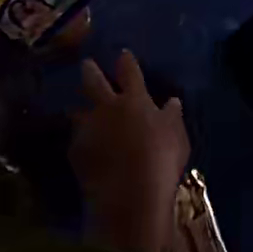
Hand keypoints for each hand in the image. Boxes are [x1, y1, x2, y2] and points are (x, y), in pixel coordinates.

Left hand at [70, 49, 188, 251]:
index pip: (129, 71)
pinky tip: (82, 143)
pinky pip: (76, 139)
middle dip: (90, 70)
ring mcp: (89, 129)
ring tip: (76, 106)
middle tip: (86, 63)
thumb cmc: (161, 161)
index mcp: (134, 99)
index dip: (125, 61)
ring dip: (78, 106)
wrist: (128, 197)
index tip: (122, 53)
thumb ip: (172, 116)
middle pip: (94, 81)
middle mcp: (108, 107)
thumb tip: (172, 101)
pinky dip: (79, 138)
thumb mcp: (177, 136)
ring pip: (77, 110)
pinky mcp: (76, 153)